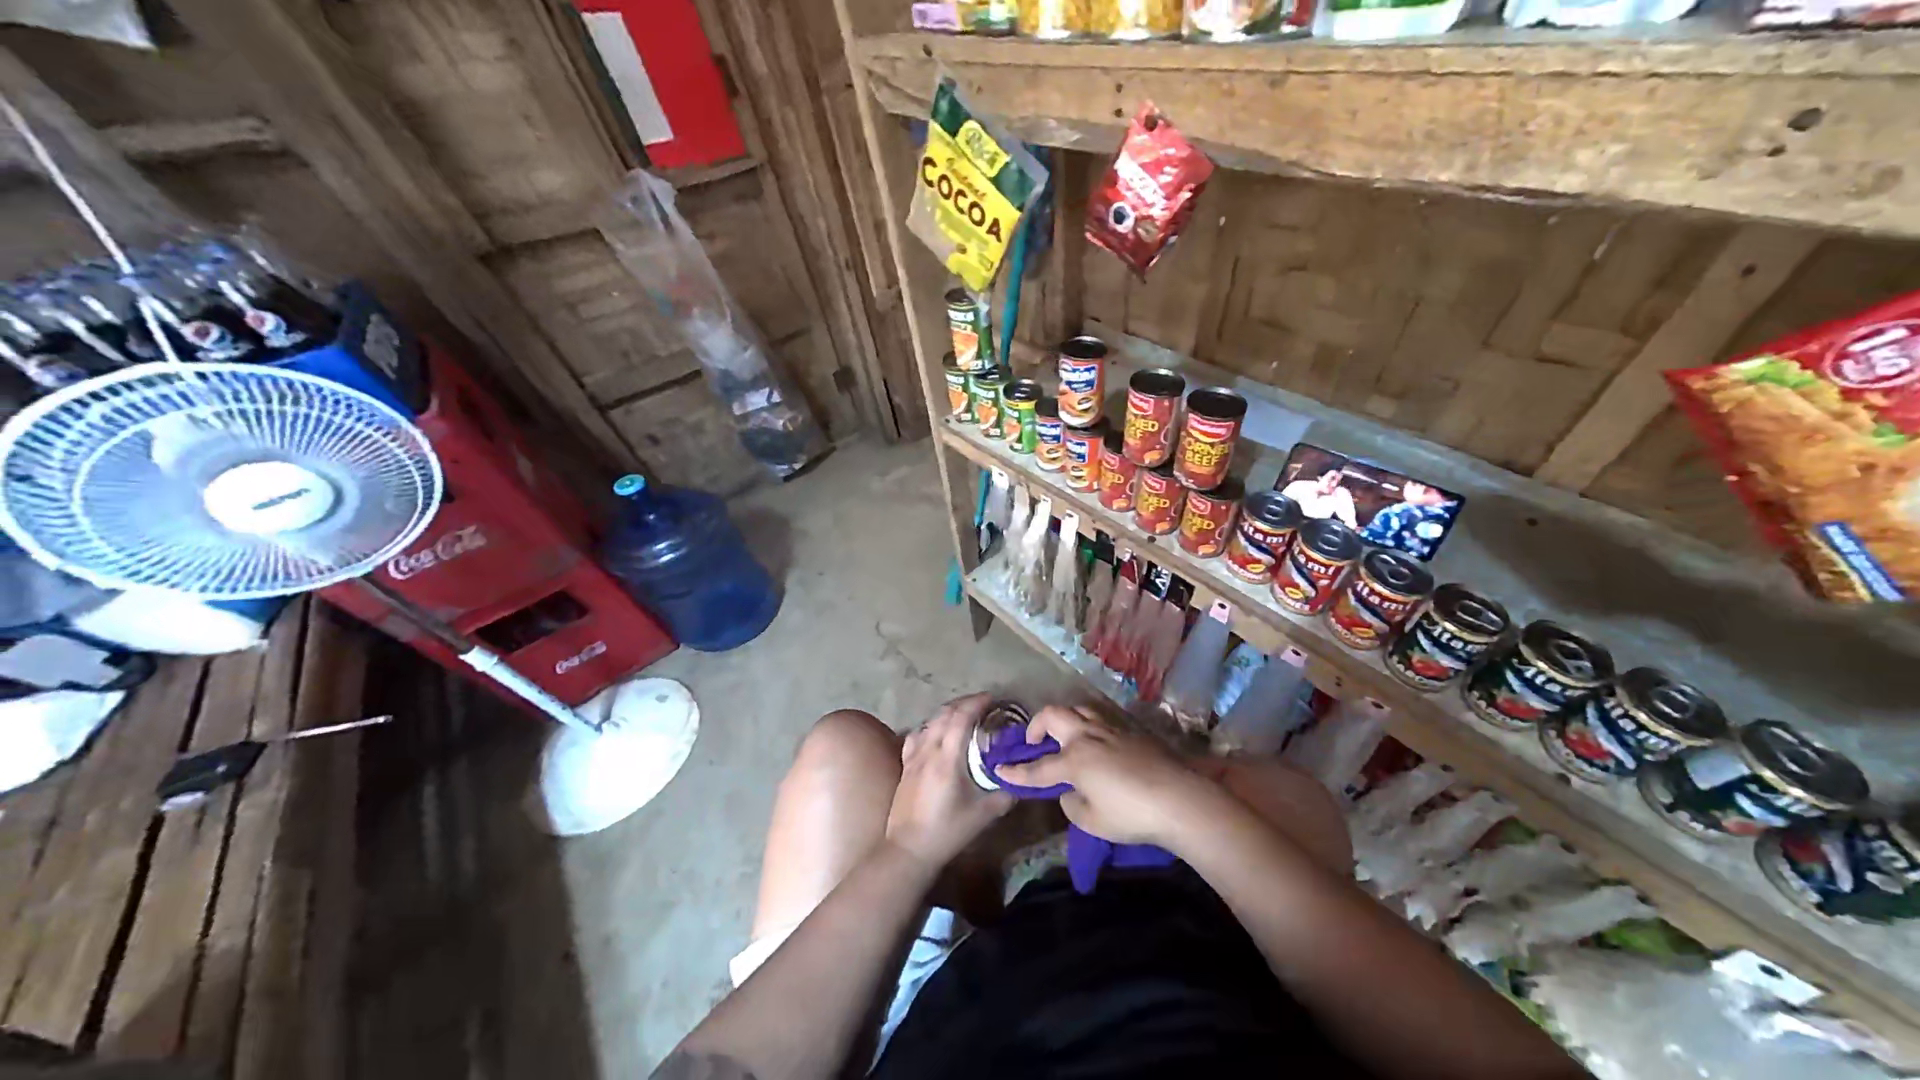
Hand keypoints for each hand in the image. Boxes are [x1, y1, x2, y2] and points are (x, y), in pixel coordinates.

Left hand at [884, 694, 1013, 868]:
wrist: (908, 849)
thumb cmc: (947, 832)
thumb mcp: (982, 816)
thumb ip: (1004, 795)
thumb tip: (1020, 782)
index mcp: (947, 759)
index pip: (960, 718)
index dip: (976, 703)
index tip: (991, 698)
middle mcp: (928, 751)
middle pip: (944, 715)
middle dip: (963, 703)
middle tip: (981, 704)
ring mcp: (913, 757)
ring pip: (929, 722)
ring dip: (947, 712)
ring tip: (962, 715)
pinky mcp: (905, 766)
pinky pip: (916, 736)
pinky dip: (929, 727)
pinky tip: (935, 732)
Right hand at [994, 705, 1222, 847]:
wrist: (1180, 799)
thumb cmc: (1132, 815)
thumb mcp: (1092, 822)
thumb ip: (1072, 804)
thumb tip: (1070, 792)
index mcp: (1074, 759)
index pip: (1038, 767)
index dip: (1016, 772)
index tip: (999, 769)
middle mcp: (1088, 737)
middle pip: (1055, 716)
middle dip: (1037, 725)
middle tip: (1035, 741)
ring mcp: (1112, 729)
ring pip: (1080, 709)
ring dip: (1065, 719)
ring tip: (1065, 736)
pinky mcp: (1132, 731)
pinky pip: (1102, 719)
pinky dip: (1089, 725)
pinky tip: (1096, 743)